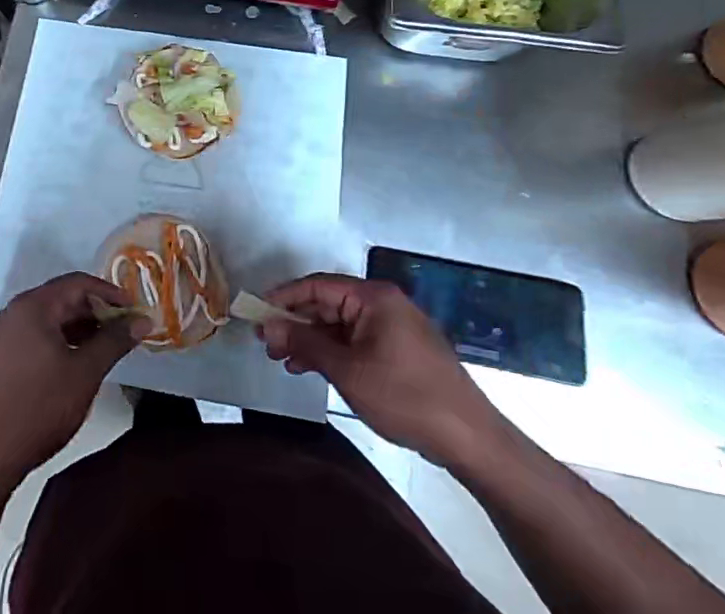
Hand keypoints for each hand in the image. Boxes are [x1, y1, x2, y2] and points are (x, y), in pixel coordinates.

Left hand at [0, 273, 148, 484]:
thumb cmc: (39, 407)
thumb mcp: (85, 372)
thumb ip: (115, 341)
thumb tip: (143, 320)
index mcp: (33, 307)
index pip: (78, 283)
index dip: (111, 292)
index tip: (135, 310)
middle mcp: (15, 312)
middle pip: (63, 298)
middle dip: (97, 311)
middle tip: (126, 331)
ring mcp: (5, 335)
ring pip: (51, 318)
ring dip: (82, 328)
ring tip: (108, 348)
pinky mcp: (1, 356)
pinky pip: (38, 335)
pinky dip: (63, 341)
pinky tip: (80, 362)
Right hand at [259, 273, 512, 470]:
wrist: (468, 437)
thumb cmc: (405, 397)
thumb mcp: (347, 370)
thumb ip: (305, 342)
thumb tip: (269, 325)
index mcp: (374, 297)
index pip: (317, 285)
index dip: (283, 298)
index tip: (255, 314)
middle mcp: (383, 304)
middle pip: (328, 304)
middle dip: (295, 322)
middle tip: (266, 344)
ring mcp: (393, 326)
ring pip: (339, 324)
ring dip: (310, 339)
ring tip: (282, 359)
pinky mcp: (399, 349)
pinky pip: (355, 340)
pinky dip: (332, 351)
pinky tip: (310, 368)